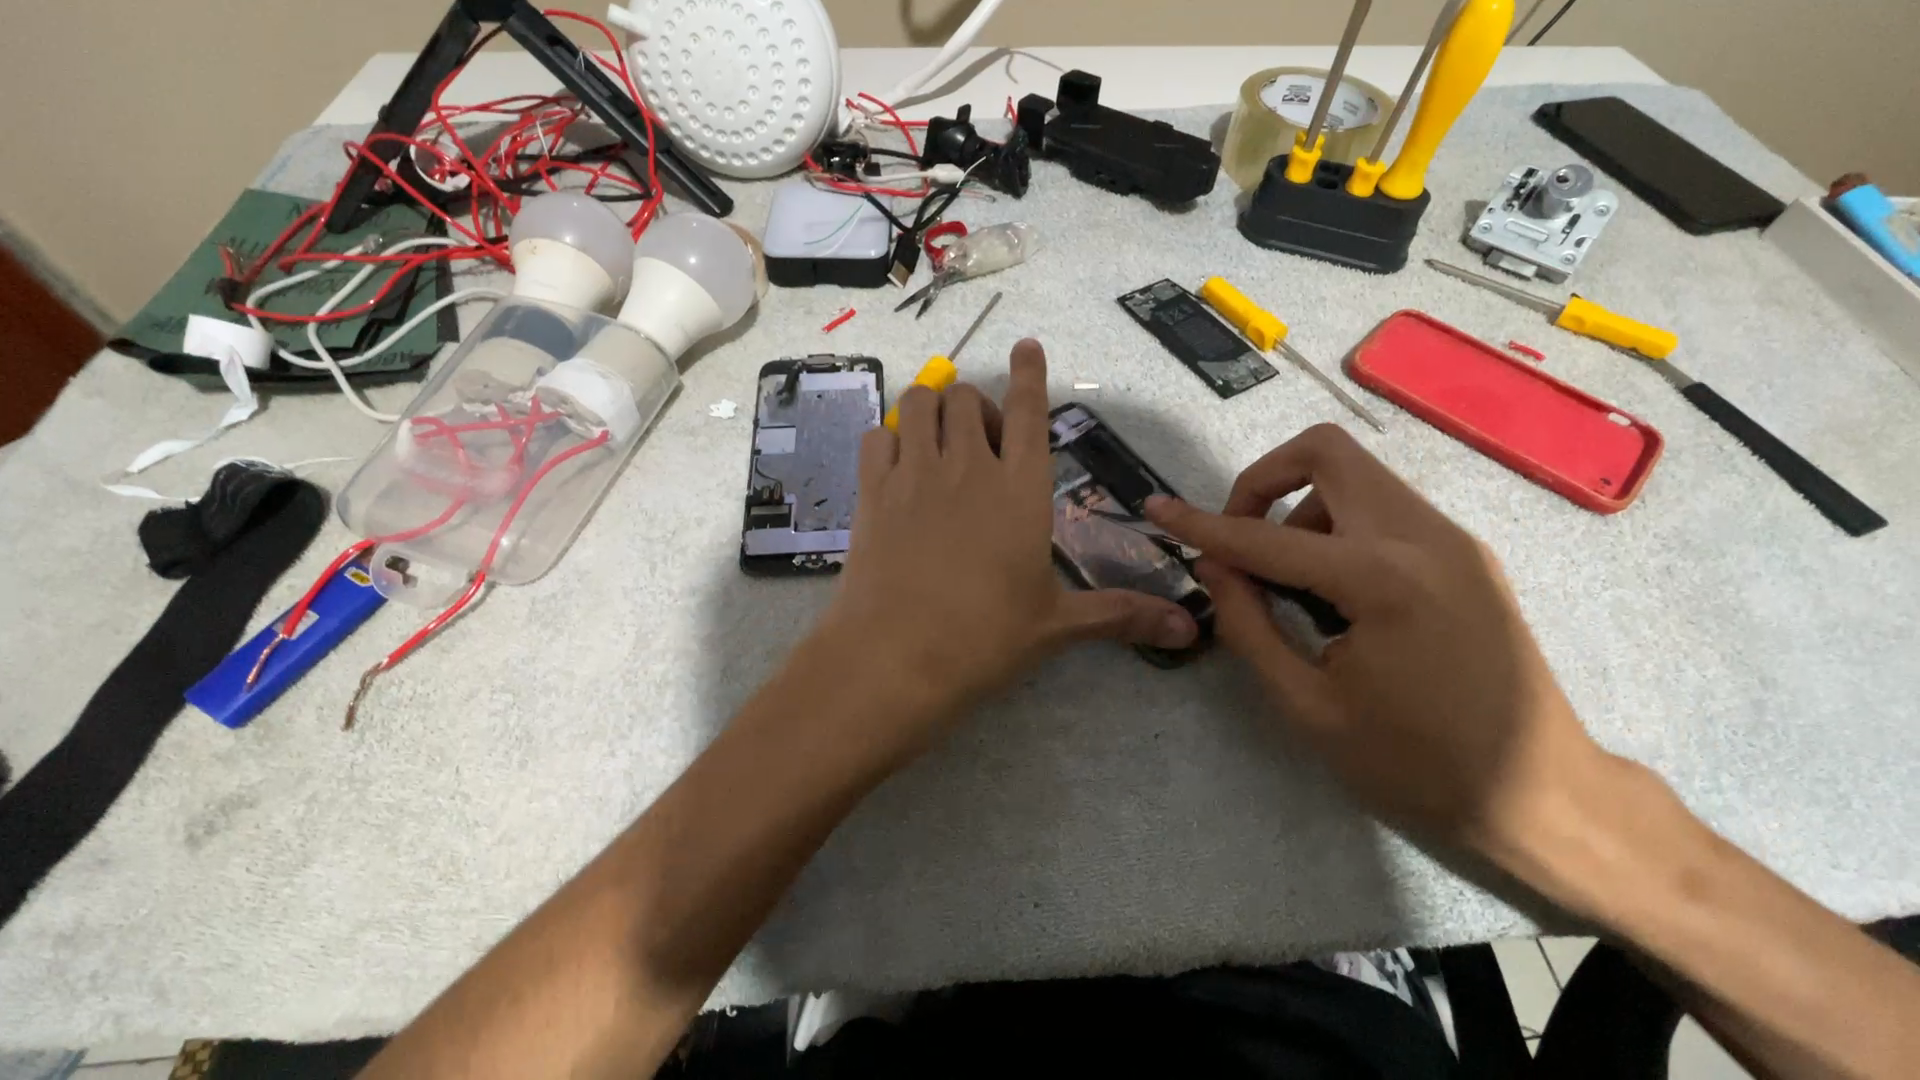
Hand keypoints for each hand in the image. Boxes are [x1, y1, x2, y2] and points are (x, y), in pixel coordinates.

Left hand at [814, 340, 1198, 747]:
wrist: (895, 658)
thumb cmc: (985, 639)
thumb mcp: (1057, 625)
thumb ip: (1121, 614)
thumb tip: (1190, 630)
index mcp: (1021, 490)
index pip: (1030, 411)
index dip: (1030, 373)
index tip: (1027, 346)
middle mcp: (968, 468)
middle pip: (968, 398)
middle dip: (977, 408)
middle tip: (983, 448)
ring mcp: (914, 474)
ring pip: (921, 402)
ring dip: (934, 409)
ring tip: (941, 444)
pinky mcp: (871, 491)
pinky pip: (878, 435)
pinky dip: (890, 437)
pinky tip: (898, 466)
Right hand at [1144, 424, 1609, 857]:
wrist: (1538, 797)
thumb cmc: (1413, 765)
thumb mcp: (1307, 705)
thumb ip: (1250, 625)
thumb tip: (1214, 567)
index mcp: (1380, 579)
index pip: (1266, 535)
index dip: (1202, 523)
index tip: (1157, 509)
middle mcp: (1422, 536)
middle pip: (1326, 453)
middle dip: (1264, 482)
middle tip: (1240, 540)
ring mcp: (1454, 541)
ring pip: (1358, 477)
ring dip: (1305, 509)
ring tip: (1293, 585)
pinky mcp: (1468, 556)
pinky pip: (1387, 509)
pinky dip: (1342, 528)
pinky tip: (1338, 595)